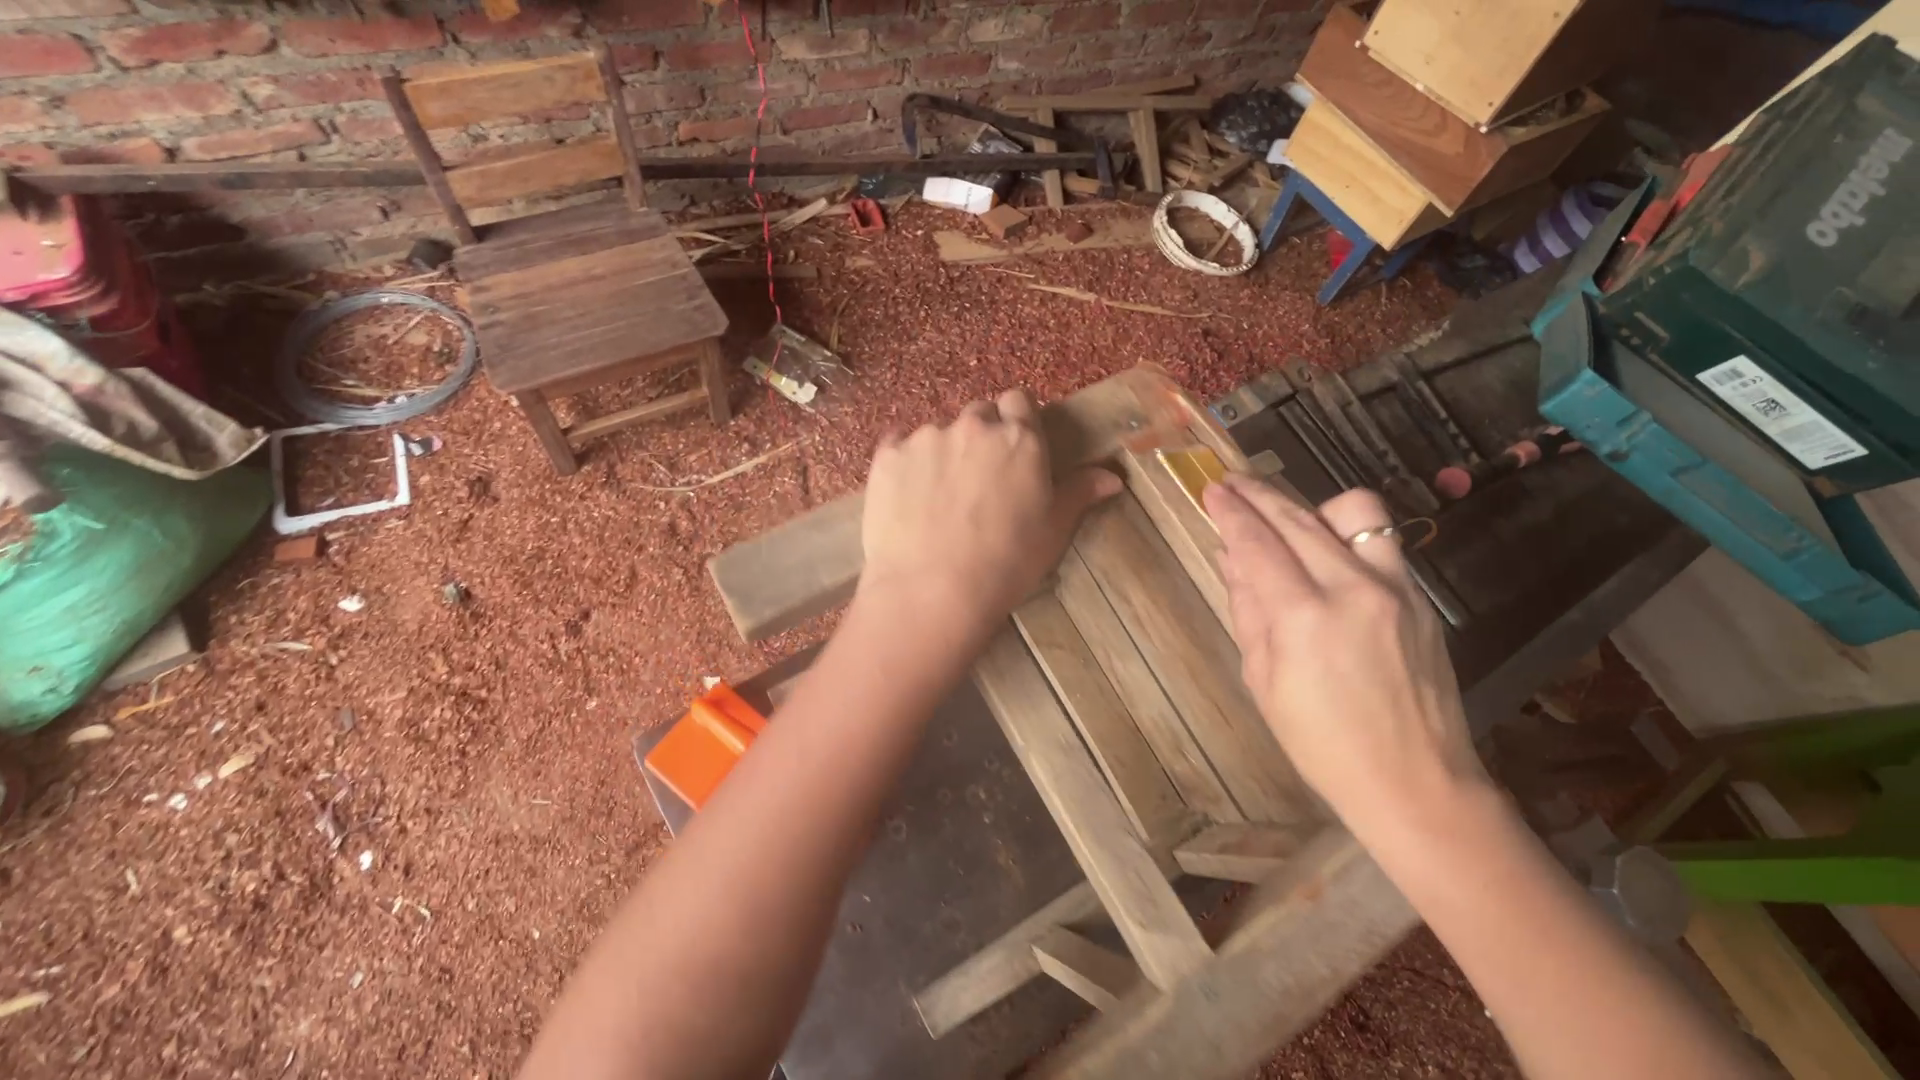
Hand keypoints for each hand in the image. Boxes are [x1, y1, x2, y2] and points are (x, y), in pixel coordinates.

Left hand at [859, 389, 1121, 634]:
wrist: (931, 591)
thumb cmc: (1005, 565)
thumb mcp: (1053, 531)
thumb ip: (1079, 493)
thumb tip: (1112, 477)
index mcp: (1020, 439)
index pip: (1020, 401)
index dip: (1017, 422)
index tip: (1013, 451)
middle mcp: (974, 426)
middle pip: (979, 414)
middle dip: (980, 437)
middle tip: (978, 479)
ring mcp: (926, 437)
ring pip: (938, 432)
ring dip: (942, 452)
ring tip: (938, 498)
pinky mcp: (887, 455)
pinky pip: (898, 446)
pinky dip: (905, 464)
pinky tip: (907, 498)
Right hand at [1202, 474, 1487, 837]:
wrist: (1415, 781)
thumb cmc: (1322, 745)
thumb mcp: (1264, 682)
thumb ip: (1248, 611)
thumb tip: (1231, 558)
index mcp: (1304, 617)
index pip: (1259, 544)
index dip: (1232, 513)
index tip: (1212, 489)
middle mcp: (1353, 588)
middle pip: (1299, 519)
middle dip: (1260, 495)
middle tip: (1232, 483)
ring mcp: (1396, 588)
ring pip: (1352, 512)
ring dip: (1310, 506)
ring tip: (1286, 518)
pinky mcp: (1421, 598)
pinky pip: (1380, 543)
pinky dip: (1346, 534)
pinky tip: (1326, 552)